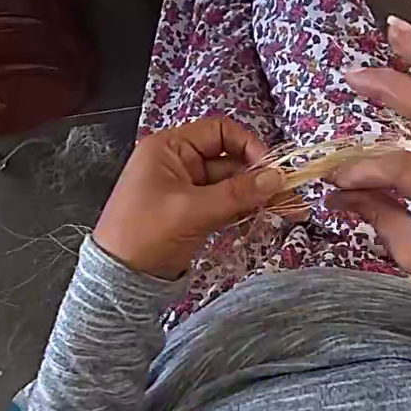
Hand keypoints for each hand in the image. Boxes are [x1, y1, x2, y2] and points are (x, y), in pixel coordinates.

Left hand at [94, 117, 287, 279]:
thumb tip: (278, 178)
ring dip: (256, 195)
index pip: (218, 132)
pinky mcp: (190, 212)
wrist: (119, 279)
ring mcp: (184, 188)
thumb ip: (236, 193)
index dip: (248, 145)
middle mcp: (177, 162)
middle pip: (228, 159)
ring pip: (229, 184)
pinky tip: (267, 216)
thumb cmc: (145, 234)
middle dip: (259, 177)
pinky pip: (222, 203)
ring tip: (289, 210)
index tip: (272, 170)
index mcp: (168, 148)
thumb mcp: (191, 210)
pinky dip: (242, 209)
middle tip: (291, 197)